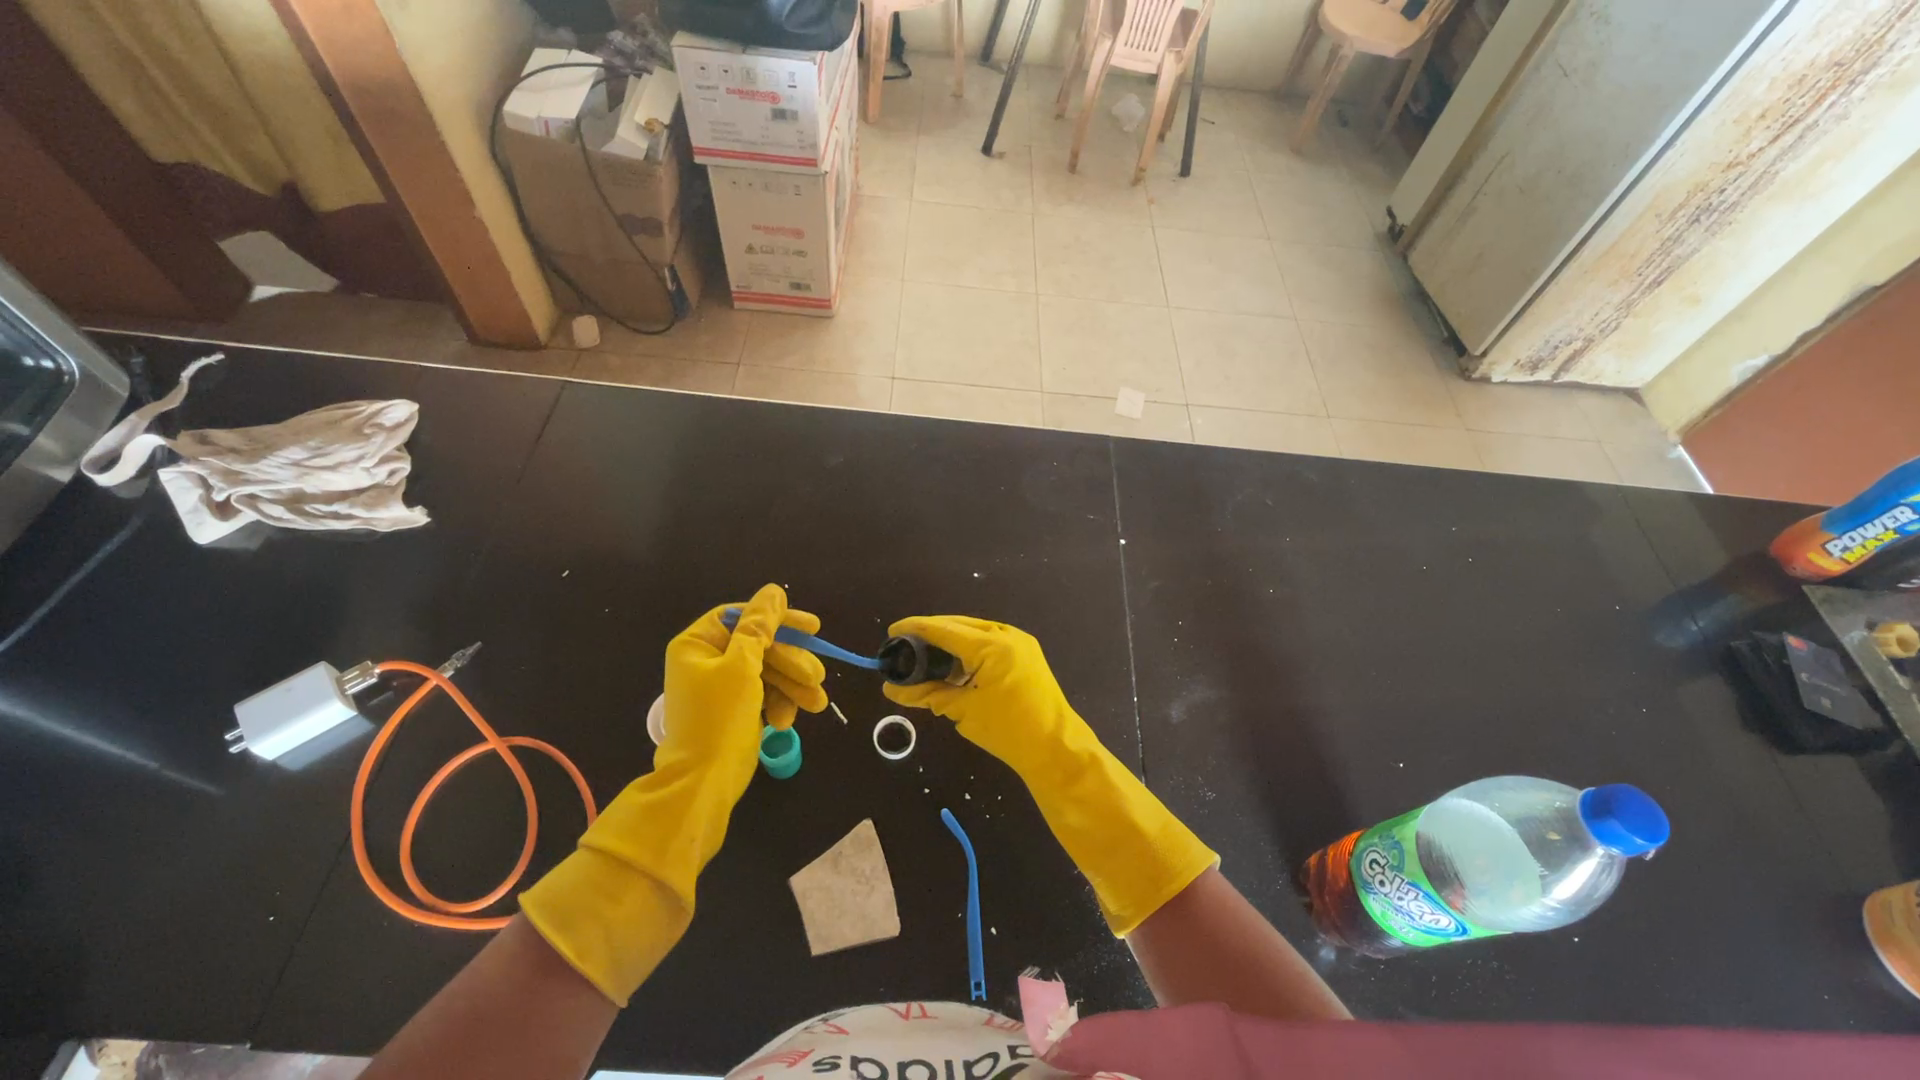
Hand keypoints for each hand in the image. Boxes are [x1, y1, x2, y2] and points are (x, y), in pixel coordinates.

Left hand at [519, 584, 826, 1006]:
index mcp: (697, 644)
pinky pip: (763, 696)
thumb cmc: (718, 722)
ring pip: (767, 673)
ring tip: (816, 703)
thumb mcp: (743, 668)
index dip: (778, 620)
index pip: (743, 617)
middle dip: (791, 663)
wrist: (701, 787)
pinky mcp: (733, 713)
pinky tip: (786, 721)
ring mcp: (719, 689)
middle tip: (817, 676)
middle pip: (759, 646)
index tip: (813, 628)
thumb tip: (773, 591)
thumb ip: (760, 628)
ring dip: (793, 686)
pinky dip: (778, 705)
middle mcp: (705, 661)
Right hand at [882, 615, 1217, 936]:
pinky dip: (966, 652)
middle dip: (930, 635)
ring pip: (972, 633)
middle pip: (958, 626)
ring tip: (922, 660)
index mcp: (992, 645)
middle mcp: (1006, 635)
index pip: (944, 629)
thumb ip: (927, 694)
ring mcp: (1019, 643)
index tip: (890, 631)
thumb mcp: (963, 711)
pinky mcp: (1024, 654)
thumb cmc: (1009, 731)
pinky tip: (950, 668)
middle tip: (903, 649)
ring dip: (948, 644)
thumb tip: (892, 689)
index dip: (915, 628)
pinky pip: (987, 644)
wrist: (1056, 749)